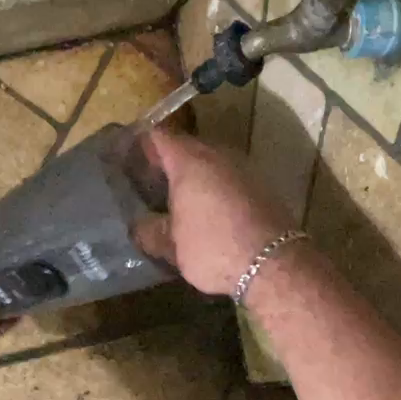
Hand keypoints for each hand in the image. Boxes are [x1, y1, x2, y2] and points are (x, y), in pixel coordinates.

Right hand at [133, 130, 294, 296]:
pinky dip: (215, 190)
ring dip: (194, 179)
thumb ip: (150, 232)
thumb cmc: (214, 248)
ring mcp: (243, 168)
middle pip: (187, 148)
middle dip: (168, 164)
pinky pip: (229, 180)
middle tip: (151, 185)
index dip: (141, 144)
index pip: (159, 137)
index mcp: (189, 162)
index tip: (128, 159)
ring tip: (179, 202)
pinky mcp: (261, 186)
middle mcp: (217, 155)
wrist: (272, 262)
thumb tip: (138, 227)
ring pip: (210, 164)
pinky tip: (209, 214)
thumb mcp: (172, 246)